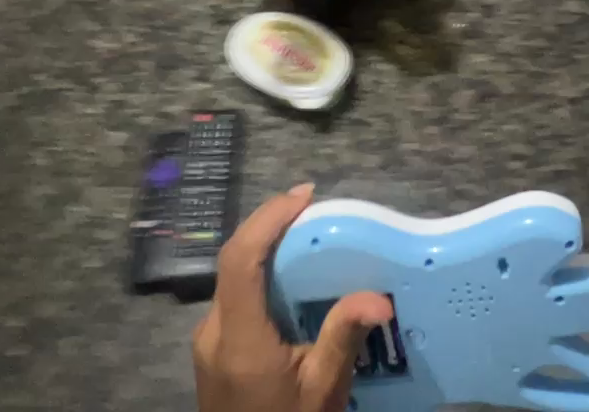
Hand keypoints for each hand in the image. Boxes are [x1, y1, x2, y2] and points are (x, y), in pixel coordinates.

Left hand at [194, 183, 393, 411]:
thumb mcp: (322, 392)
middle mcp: (213, 331)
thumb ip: (342, 338)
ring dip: (266, 246)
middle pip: (234, 260)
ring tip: (308, 234)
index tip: (304, 196)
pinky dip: (261, 272)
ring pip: (233, 275)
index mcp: (238, 339)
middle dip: (271, 225)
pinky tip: (292, 278)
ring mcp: (208, 340)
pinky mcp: (213, 347)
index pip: (239, 259)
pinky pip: (235, 293)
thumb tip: (380, 298)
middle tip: (313, 210)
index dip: (268, 218)